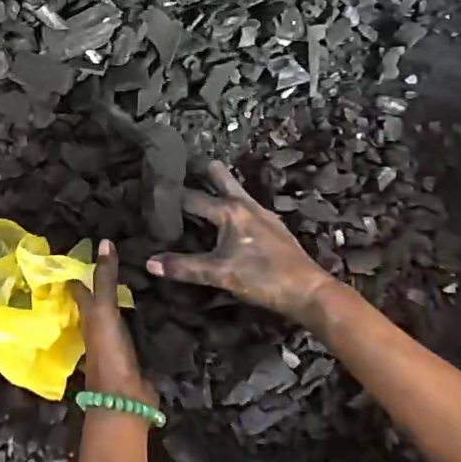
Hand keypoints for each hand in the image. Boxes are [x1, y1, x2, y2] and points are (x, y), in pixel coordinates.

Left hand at [70, 240, 155, 405]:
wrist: (125, 397)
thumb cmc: (107, 350)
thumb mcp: (103, 309)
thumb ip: (104, 278)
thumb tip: (104, 241)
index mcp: (86, 313)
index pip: (79, 283)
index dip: (81, 266)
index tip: (91, 245)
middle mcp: (97, 323)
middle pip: (98, 297)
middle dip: (104, 279)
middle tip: (122, 256)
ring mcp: (116, 338)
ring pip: (117, 310)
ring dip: (124, 297)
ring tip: (141, 276)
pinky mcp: (135, 351)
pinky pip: (138, 326)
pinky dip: (143, 315)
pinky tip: (156, 306)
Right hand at [146, 160, 337, 322]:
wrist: (311, 293)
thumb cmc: (263, 278)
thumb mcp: (219, 274)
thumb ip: (184, 267)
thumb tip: (149, 263)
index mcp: (229, 210)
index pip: (190, 197)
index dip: (169, 196)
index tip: (150, 191)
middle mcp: (245, 204)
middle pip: (219, 176)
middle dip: (199, 170)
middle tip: (177, 169)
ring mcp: (262, 213)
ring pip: (234, 189)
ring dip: (217, 185)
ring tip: (197, 186)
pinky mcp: (273, 226)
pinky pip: (245, 205)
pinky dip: (230, 203)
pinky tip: (225, 217)